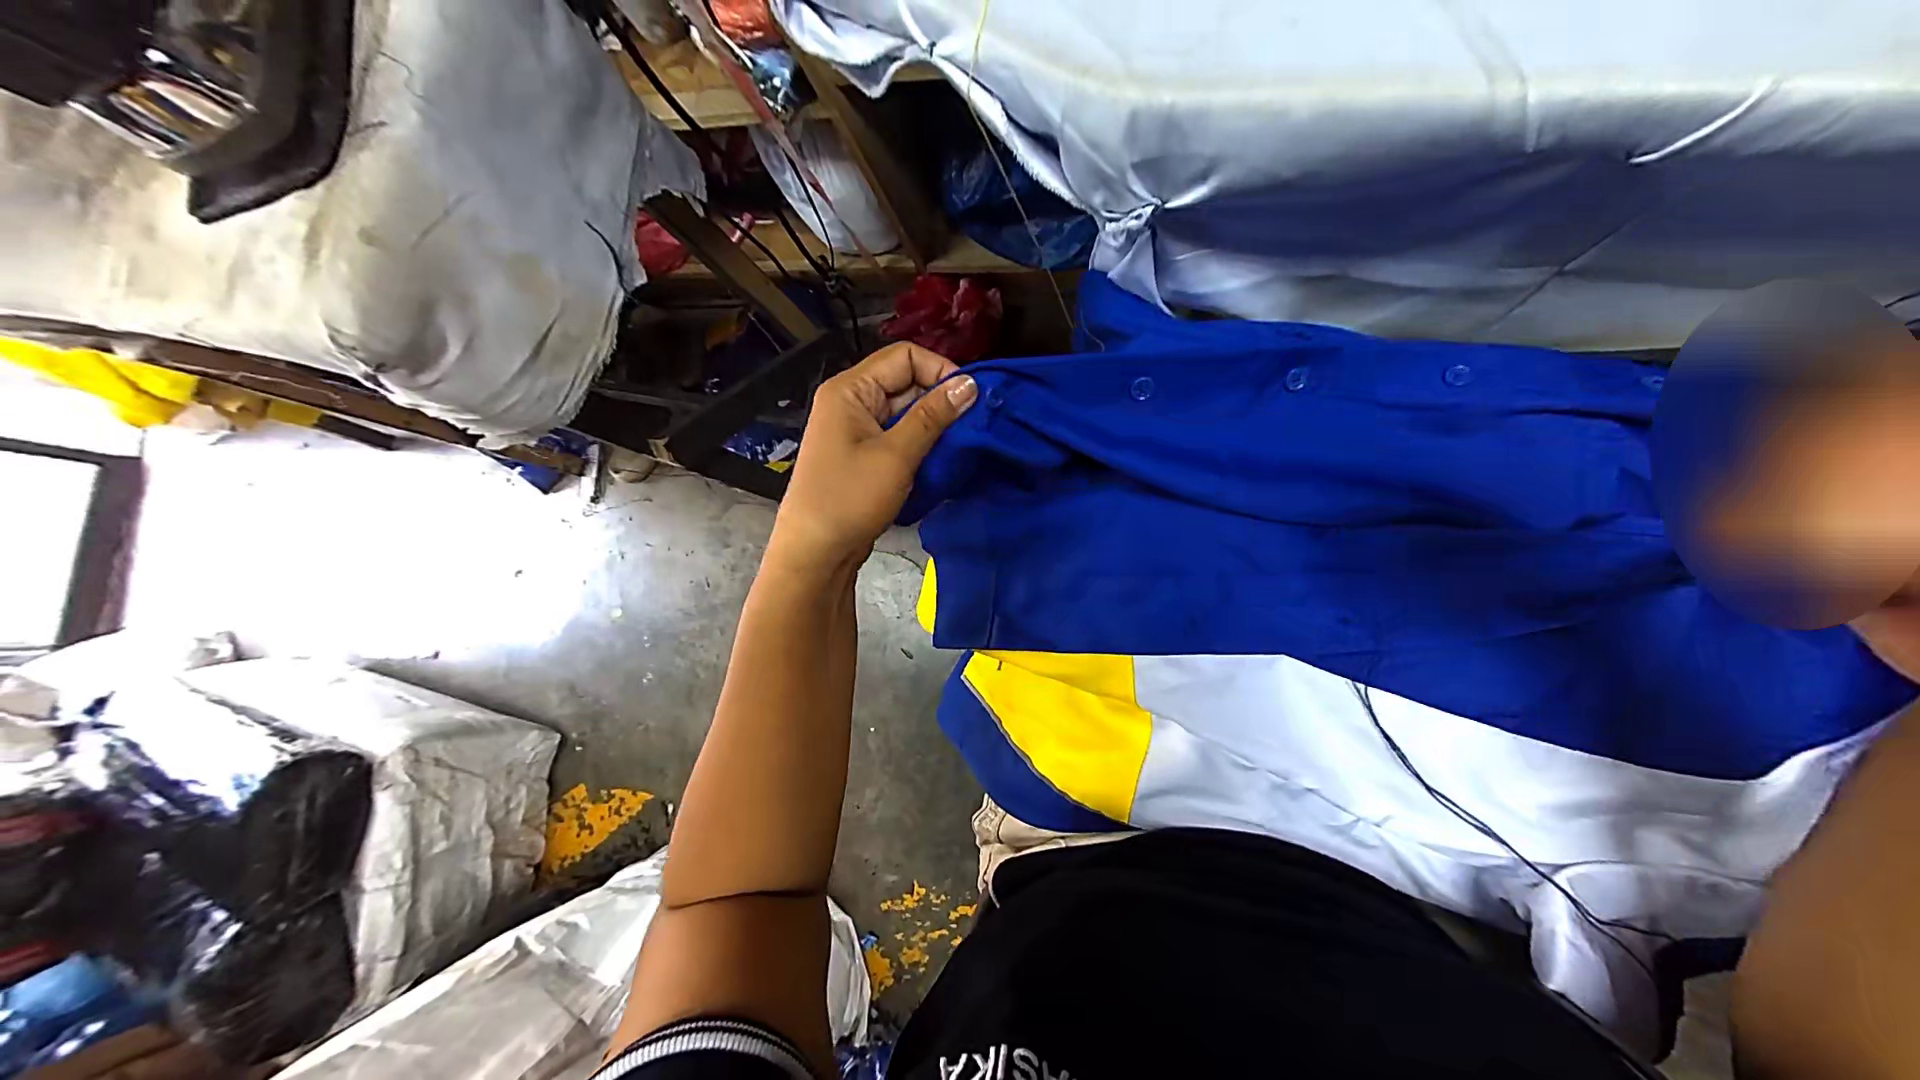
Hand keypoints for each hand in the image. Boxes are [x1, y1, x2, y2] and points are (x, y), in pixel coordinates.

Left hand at [765, 343, 976, 573]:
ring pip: (904, 410)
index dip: (941, 370)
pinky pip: (897, 435)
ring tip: (960, 442)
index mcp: (850, 389)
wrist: (815, 552)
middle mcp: (850, 401)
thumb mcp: (896, 455)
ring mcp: (855, 429)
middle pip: (905, 381)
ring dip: (932, 423)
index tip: (970, 399)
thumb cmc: (850, 499)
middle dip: (939, 398)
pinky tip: (939, 458)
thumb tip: (969, 384)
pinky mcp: (862, 454)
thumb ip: (933, 415)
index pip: (905, 356)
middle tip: (972, 424)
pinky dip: (919, 442)